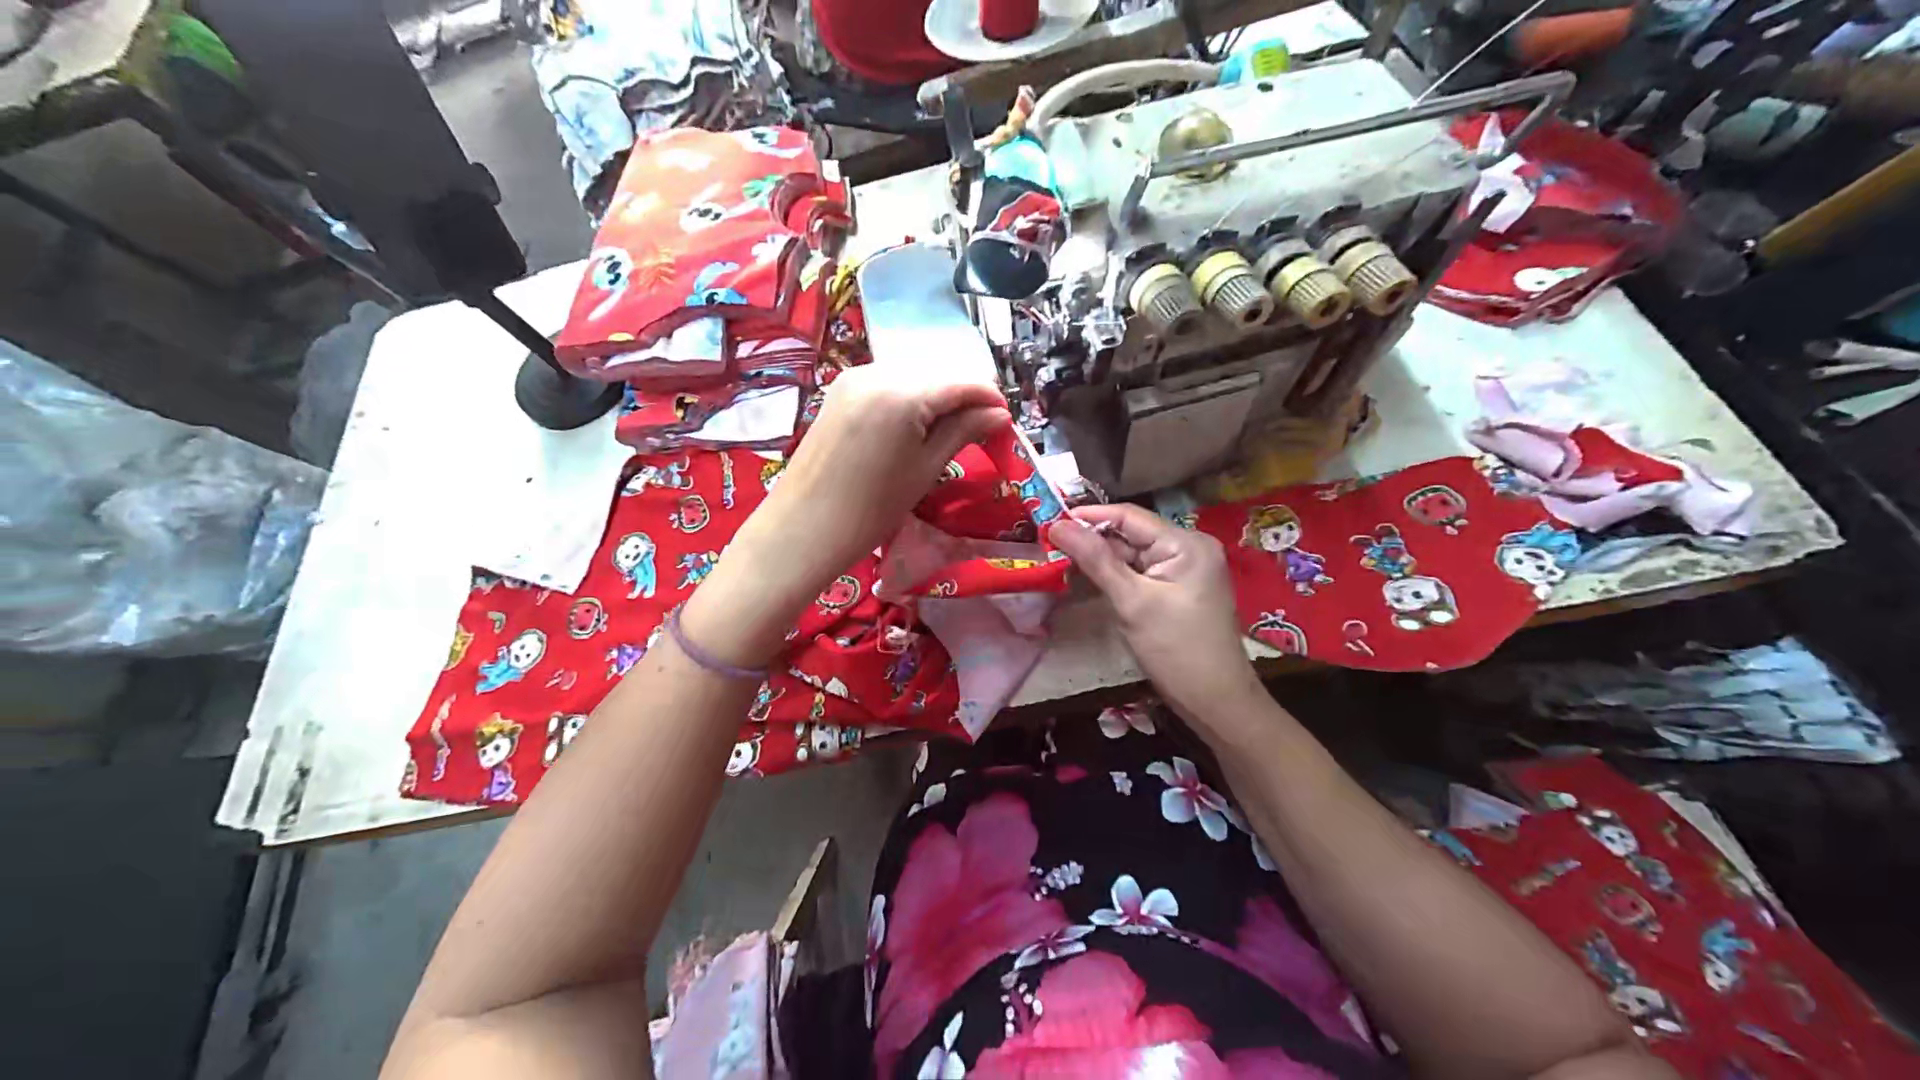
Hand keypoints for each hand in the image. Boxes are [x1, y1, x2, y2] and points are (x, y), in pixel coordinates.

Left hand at [682, 366, 1008, 666]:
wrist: (803, 528)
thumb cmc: (871, 508)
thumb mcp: (925, 469)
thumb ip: (963, 432)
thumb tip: (997, 414)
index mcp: (903, 391)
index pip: (962, 383)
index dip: (989, 400)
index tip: (1006, 422)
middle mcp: (877, 372)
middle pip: (936, 375)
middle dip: (961, 399)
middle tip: (980, 432)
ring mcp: (852, 379)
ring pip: (911, 378)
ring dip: (934, 399)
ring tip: (948, 434)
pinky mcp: (838, 392)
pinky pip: (886, 386)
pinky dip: (907, 401)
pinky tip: (913, 429)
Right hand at [1049, 504, 1267, 727]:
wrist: (1217, 702)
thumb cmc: (1176, 650)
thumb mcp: (1132, 602)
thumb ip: (1096, 560)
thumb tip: (1057, 524)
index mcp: (1186, 543)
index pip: (1128, 516)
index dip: (1087, 517)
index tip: (1047, 521)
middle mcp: (1188, 547)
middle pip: (1130, 534)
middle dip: (1090, 540)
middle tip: (1048, 545)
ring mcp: (1184, 569)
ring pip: (1132, 554)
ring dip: (1099, 560)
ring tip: (1059, 562)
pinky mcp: (1177, 589)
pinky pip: (1140, 572)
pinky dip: (1114, 576)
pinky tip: (1086, 580)